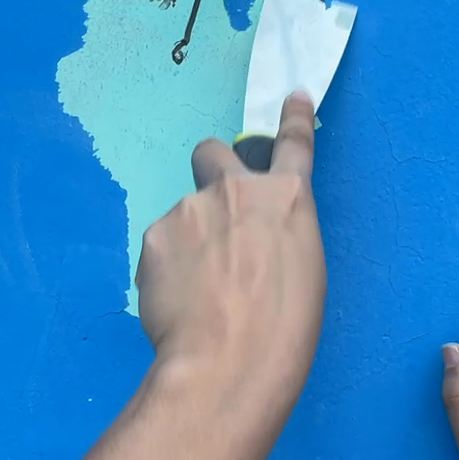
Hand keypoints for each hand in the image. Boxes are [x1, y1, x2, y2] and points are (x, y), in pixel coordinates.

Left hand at [136, 93, 326, 415]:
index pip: (293, 144)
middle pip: (212, 152)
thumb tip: (250, 241)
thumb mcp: (304, 273)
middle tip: (214, 217)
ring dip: (190, 239)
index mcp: (287, 199)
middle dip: (212, 172)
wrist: (227, 363)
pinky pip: (163, 246)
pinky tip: (178, 302)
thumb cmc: (285, 331)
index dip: (292, 119)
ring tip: (199, 292)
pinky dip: (169, 267)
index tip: (292, 97)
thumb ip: (276, 237)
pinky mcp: (154, 236)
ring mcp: (190, 209)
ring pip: (185, 214)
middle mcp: (236, 190)